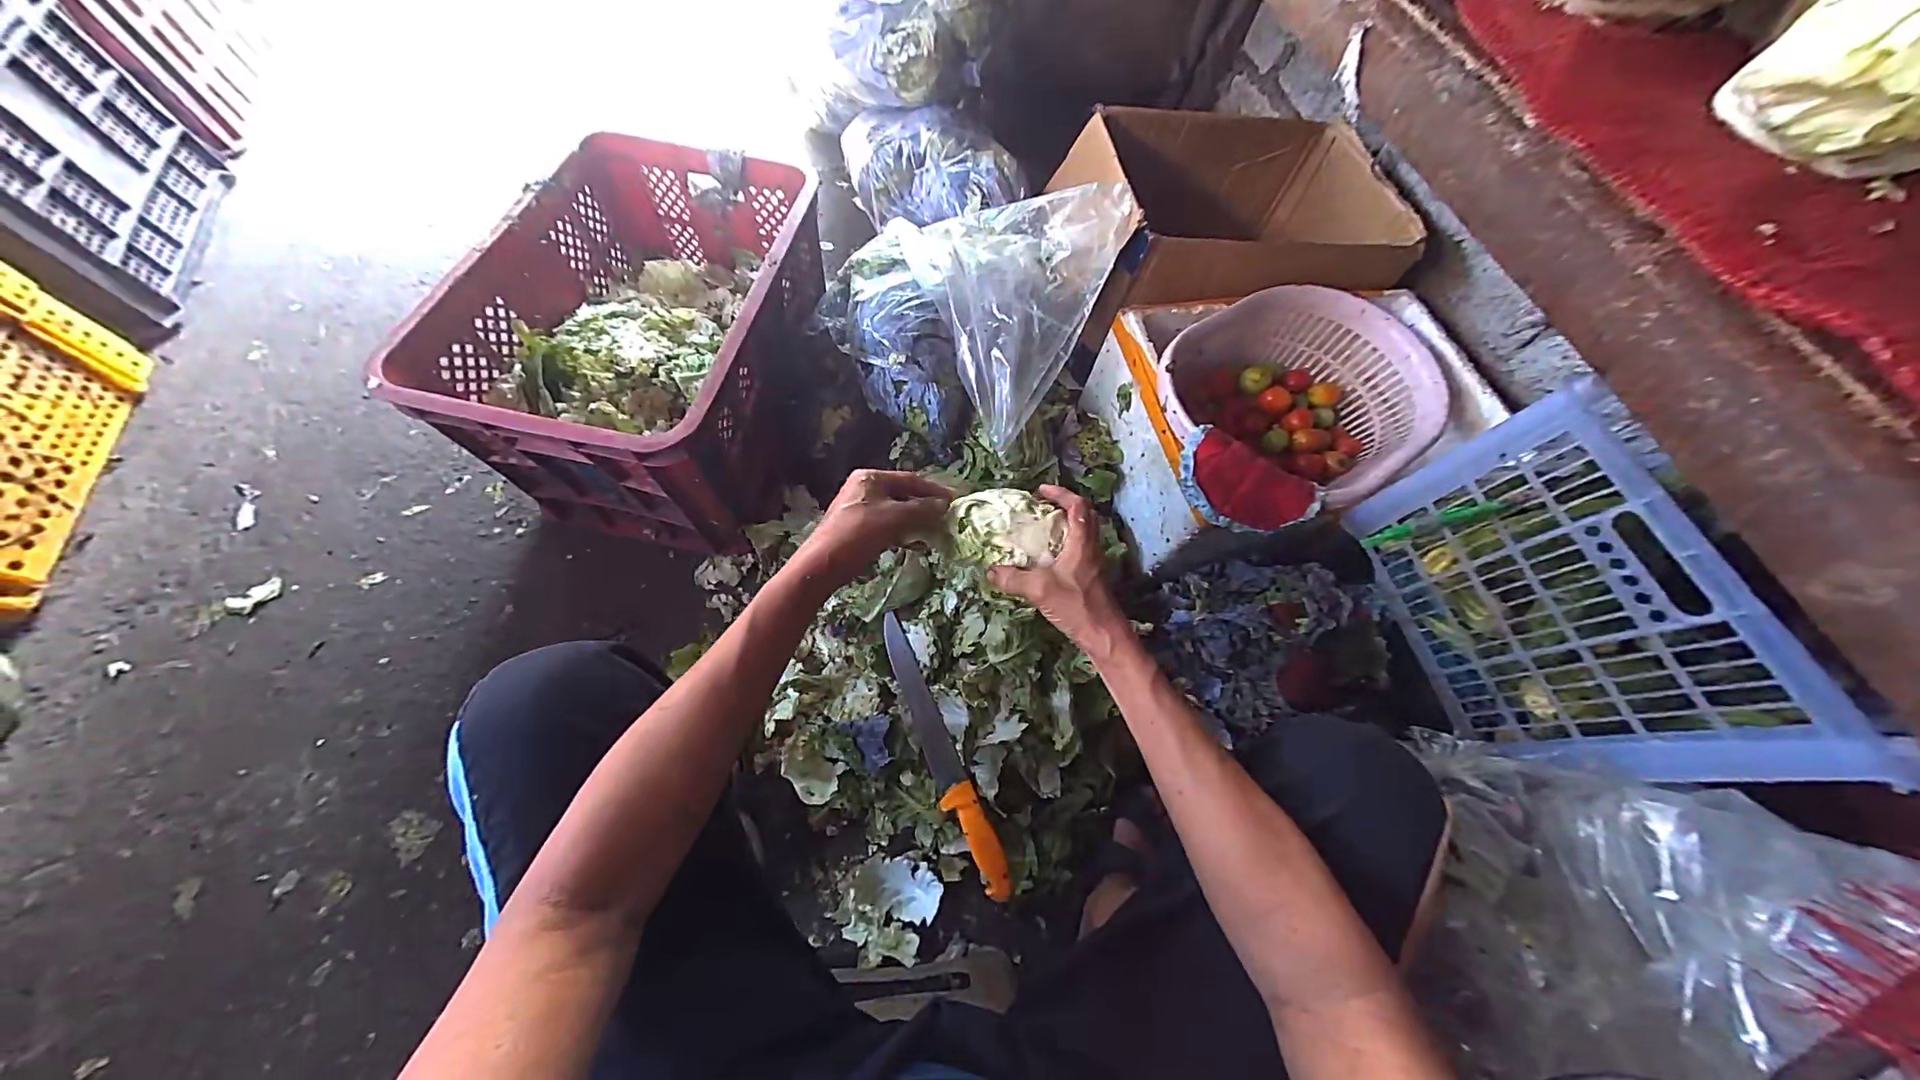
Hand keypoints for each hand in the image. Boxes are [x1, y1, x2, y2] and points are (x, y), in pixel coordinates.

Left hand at [790, 469, 953, 591]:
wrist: (822, 565)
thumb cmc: (857, 535)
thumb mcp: (894, 519)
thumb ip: (921, 509)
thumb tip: (944, 505)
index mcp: (871, 478)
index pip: (911, 479)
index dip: (934, 491)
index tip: (954, 501)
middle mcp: (864, 488)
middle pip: (903, 494)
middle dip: (926, 506)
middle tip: (947, 517)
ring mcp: (860, 508)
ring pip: (896, 510)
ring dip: (916, 520)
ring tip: (936, 531)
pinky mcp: (858, 528)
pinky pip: (887, 524)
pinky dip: (903, 531)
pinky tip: (916, 543)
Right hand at [988, 485, 1129, 658]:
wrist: (1104, 635)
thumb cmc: (1077, 606)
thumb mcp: (1040, 590)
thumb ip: (1013, 579)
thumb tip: (990, 570)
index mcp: (1082, 543)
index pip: (1078, 506)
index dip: (1061, 493)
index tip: (1041, 491)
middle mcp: (1091, 548)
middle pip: (1085, 515)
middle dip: (1065, 505)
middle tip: (1043, 506)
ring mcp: (1094, 563)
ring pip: (1084, 532)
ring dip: (1066, 524)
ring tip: (1043, 528)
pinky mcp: (1091, 577)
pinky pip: (1080, 549)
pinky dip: (1065, 543)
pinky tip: (1048, 557)